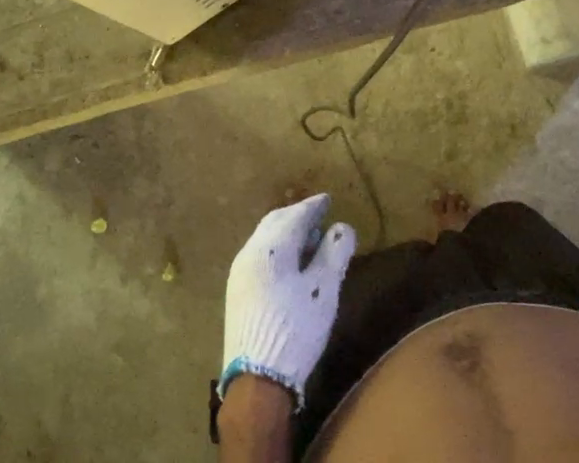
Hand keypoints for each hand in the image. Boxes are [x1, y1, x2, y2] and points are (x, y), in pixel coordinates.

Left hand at [220, 193, 355, 407]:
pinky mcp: (236, 291)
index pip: (295, 215)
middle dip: (298, 215)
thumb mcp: (324, 289)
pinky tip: (289, 263)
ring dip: (286, 232)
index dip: (314, 206)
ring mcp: (239, 272)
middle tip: (318, 215)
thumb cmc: (296, 328)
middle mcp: (249, 251)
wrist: (257, 377)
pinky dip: (276, 248)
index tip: (328, 199)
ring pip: (264, 238)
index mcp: (271, 245)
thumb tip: (342, 227)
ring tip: (308, 239)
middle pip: (275, 222)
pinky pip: (258, 255)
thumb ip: (334, 253)